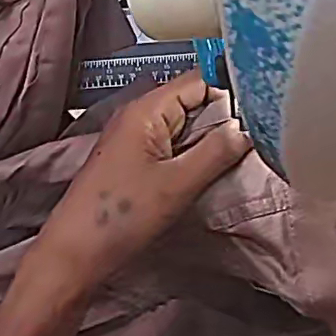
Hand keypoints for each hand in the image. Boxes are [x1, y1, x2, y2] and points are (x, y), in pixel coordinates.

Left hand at [33, 70, 251, 291]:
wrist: (73, 255)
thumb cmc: (122, 215)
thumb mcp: (177, 183)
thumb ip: (217, 151)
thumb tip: (248, 126)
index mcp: (147, 109)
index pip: (199, 80)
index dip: (231, 90)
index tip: (262, 110)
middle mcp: (140, 114)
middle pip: (194, 100)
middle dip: (225, 115)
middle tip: (259, 134)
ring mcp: (136, 137)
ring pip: (187, 125)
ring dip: (212, 137)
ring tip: (243, 151)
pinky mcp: (135, 159)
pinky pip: (175, 144)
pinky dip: (195, 152)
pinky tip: (213, 168)